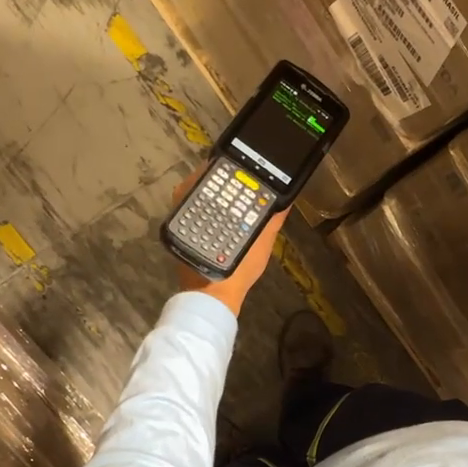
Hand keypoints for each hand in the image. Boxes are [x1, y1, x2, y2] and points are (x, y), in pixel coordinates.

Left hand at [173, 167, 286, 315]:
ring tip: (236, 196)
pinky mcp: (184, 236)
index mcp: (198, 204)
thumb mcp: (259, 244)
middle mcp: (185, 210)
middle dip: (221, 182)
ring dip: (215, 195)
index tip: (241, 167)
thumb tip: (284, 202)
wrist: (212, 298)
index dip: (225, 168)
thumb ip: (271, 221)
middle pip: (202, 185)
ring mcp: (183, 223)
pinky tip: (226, 215)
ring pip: (198, 199)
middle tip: (242, 181)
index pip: (208, 174)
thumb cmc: (235, 270)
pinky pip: (197, 214)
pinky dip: (210, 210)